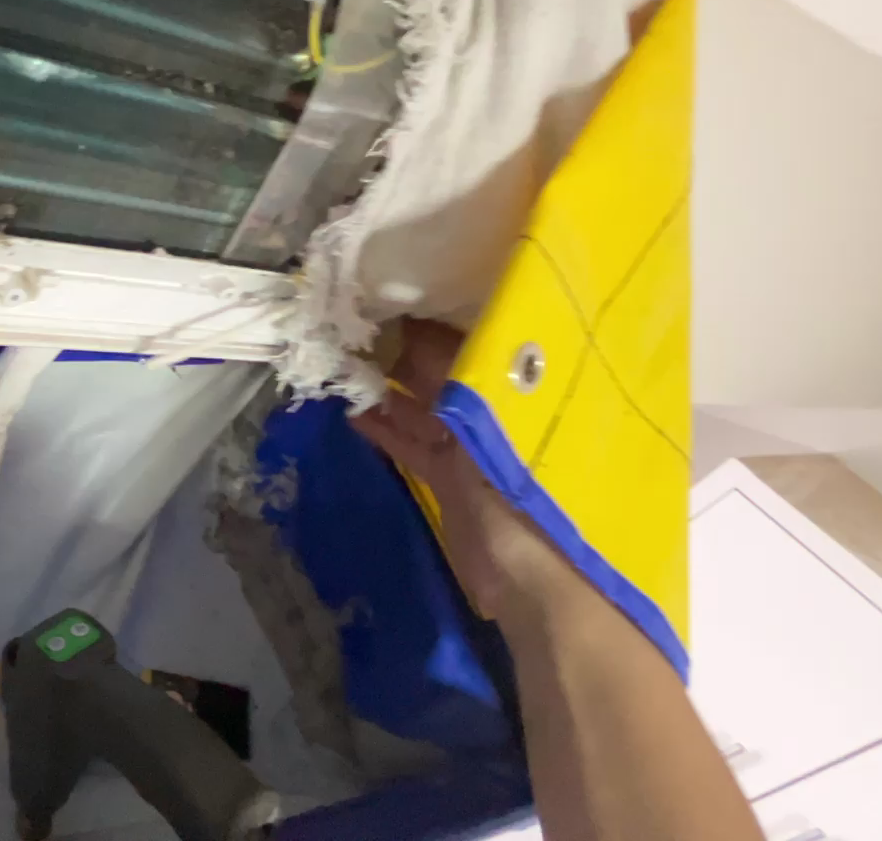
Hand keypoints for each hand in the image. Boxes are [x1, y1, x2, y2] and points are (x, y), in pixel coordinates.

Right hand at [349, 319, 582, 623]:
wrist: (538, 582)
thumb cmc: (526, 494)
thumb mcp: (489, 424)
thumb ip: (454, 378)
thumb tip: (415, 328)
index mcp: (519, 393)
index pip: (472, 341)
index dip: (429, 321)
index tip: (386, 299)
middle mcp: (496, 413)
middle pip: (441, 371)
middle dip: (400, 349)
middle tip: (353, 325)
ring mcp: (471, 447)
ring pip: (420, 404)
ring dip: (384, 386)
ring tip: (342, 361)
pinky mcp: (448, 477)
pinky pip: (410, 441)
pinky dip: (383, 427)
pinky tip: (349, 410)